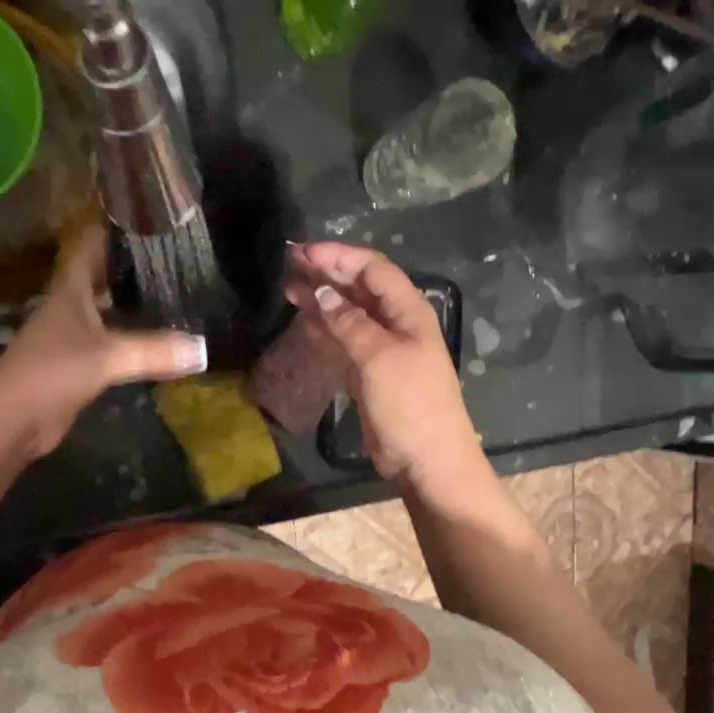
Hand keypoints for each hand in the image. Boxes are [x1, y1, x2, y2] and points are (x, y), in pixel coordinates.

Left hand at [0, 225, 206, 457]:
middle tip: (175, 258)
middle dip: (132, 268)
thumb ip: (153, 351)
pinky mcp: (76, 368)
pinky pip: (109, 346)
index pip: (92, 245)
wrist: (13, 421)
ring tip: (174, 295)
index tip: (151, 216)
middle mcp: (70, 308)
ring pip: (106, 312)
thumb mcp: (107, 357)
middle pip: (102, 277)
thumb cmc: (51, 373)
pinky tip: (156, 342)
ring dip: (131, 305)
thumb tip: (202, 349)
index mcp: (70, 290)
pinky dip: (130, 341)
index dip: (116, 228)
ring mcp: (71, 338)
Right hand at [286, 242, 486, 498]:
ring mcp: (381, 350)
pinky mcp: (367, 374)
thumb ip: (350, 324)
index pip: (373, 270)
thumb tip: (323, 293)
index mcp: (408, 311)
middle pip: (359, 288)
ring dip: (321, 300)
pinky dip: (324, 331)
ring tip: (288, 289)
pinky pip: (342, 342)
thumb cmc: (410, 404)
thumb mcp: (379, 358)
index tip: (304, 253)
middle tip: (289, 264)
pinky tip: (303, 322)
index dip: (339, 257)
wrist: (426, 458)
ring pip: (348, 315)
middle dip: (327, 274)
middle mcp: (395, 324)